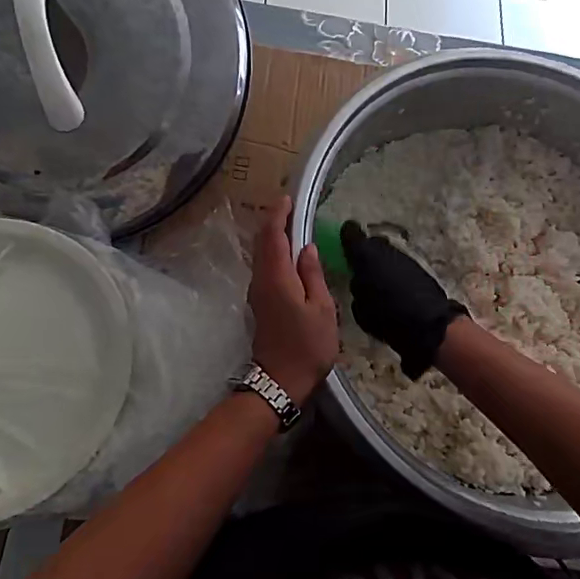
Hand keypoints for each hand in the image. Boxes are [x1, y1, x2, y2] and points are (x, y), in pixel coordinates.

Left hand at [248, 196, 338, 404]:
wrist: (280, 380)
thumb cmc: (307, 346)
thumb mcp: (322, 309)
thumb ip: (313, 275)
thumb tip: (307, 248)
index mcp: (277, 277)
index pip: (273, 236)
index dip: (278, 215)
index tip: (287, 198)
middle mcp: (261, 280)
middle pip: (262, 242)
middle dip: (273, 221)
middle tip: (288, 206)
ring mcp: (257, 292)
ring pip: (261, 255)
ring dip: (271, 236)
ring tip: (289, 224)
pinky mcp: (259, 302)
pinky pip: (263, 267)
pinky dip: (272, 252)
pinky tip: (285, 254)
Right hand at [340, 221, 467, 378]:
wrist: (428, 324)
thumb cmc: (386, 317)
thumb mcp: (360, 308)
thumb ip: (357, 288)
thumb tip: (359, 281)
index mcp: (364, 255)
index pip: (351, 232)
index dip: (347, 236)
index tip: (344, 243)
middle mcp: (384, 249)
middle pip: (371, 242)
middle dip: (366, 252)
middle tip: (360, 267)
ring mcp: (404, 255)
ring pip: (387, 252)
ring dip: (382, 262)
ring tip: (378, 280)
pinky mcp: (420, 265)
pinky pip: (400, 263)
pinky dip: (395, 270)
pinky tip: (396, 287)